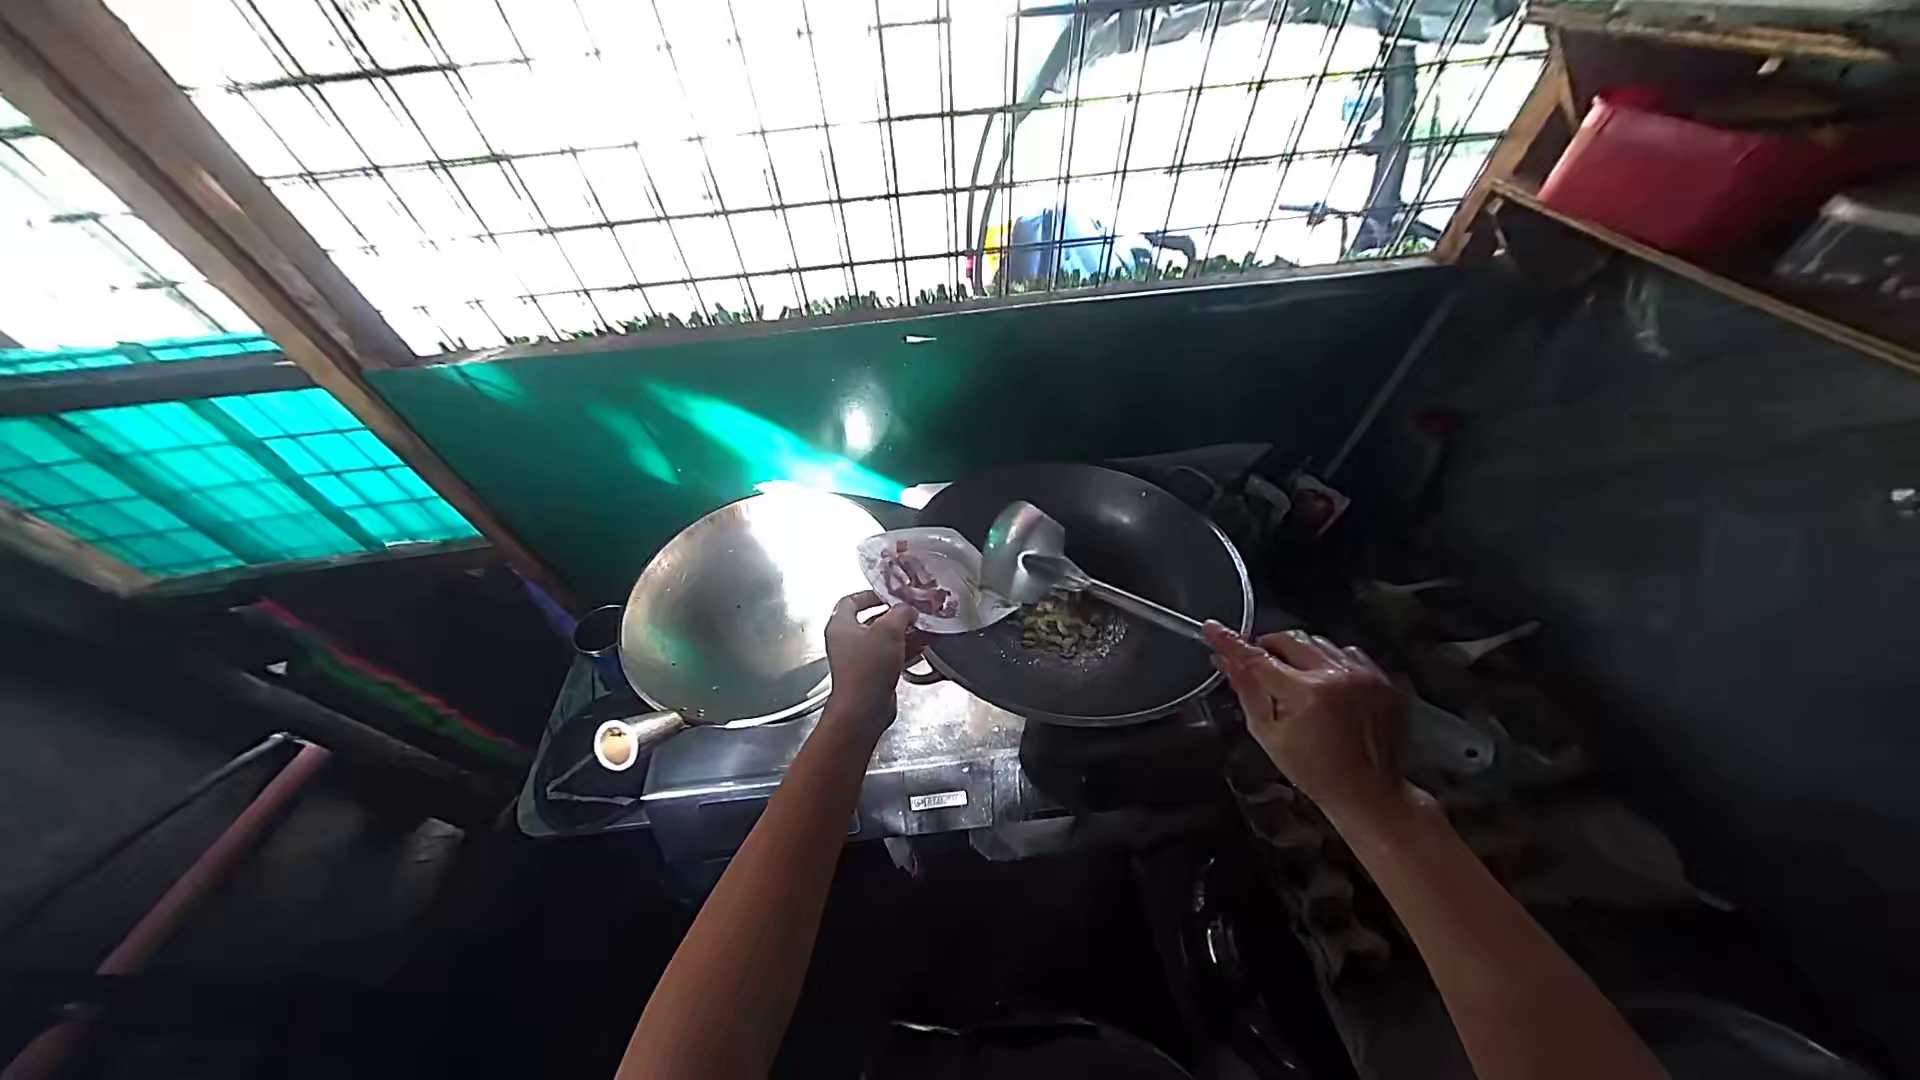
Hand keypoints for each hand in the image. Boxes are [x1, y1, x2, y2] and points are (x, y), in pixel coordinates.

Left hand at [824, 590, 916, 734]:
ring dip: (903, 632)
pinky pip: (889, 656)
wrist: (864, 708)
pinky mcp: (871, 674)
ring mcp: (858, 659)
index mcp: (841, 625)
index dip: (870, 594)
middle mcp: (846, 641)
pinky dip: (904, 649)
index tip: (888, 593)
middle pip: (870, 619)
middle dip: (893, 614)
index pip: (850, 600)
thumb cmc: (868, 667)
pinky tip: (922, 646)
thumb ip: (900, 612)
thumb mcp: (888, 630)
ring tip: (922, 626)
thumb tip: (908, 608)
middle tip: (911, 610)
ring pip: (882, 639)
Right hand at [1204, 621, 1407, 813]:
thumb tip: (1225, 660)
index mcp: (1305, 693)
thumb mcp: (1267, 733)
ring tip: (1298, 683)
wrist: (1368, 791)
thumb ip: (1246, 689)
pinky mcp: (1381, 678)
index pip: (1257, 657)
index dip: (1231, 642)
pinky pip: (1345, 651)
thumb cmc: (1314, 769)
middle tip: (1262, 668)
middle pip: (1287, 639)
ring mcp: (1363, 675)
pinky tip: (1325, 684)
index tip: (1213, 629)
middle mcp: (1336, 677)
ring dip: (1299, 654)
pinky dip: (1329, 660)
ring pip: (1316, 642)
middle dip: (1268, 649)